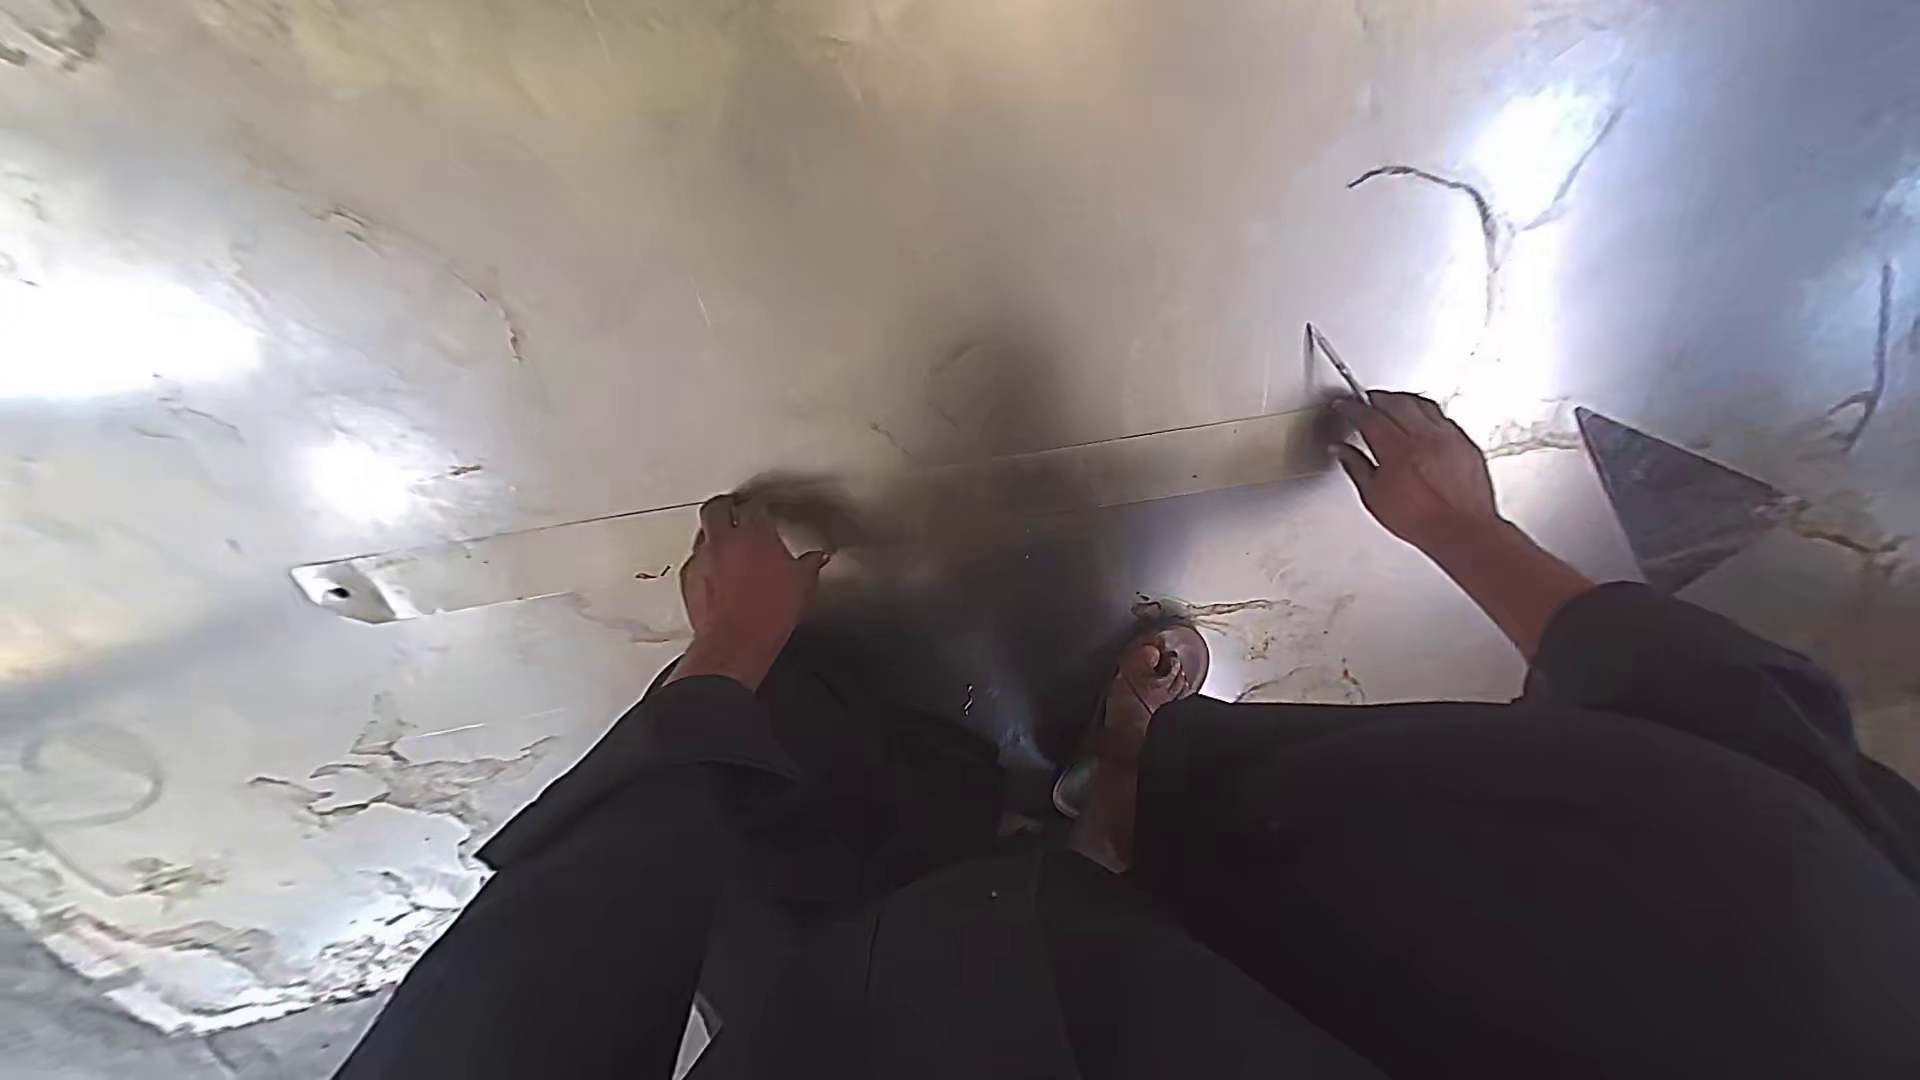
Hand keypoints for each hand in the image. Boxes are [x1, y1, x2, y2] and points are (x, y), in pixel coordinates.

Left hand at [668, 494, 829, 690]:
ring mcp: (704, 558)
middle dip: (726, 505)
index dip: (759, 507)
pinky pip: (694, 559)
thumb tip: (817, 558)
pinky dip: (704, 559)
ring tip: (724, 538)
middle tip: (734, 508)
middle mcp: (725, 541)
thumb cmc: (768, 614)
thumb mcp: (802, 585)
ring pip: (702, 532)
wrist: (736, 643)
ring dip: (713, 532)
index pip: (754, 507)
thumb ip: (809, 564)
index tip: (764, 510)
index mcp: (755, 534)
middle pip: (718, 508)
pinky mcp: (689, 579)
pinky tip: (714, 568)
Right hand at [1332, 391, 1503, 554]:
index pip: (1369, 416)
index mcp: (1398, 449)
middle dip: (1376, 397)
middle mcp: (1425, 438)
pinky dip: (1424, 413)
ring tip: (1389, 403)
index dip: (1351, 407)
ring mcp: (1449, 438)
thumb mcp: (1373, 495)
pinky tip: (1418, 420)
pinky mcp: (1465, 443)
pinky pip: (1442, 417)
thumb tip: (1340, 450)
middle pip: (1397, 402)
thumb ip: (1355, 466)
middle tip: (1363, 399)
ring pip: (1423, 404)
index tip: (1342, 405)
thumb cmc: (1420, 518)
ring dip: (1402, 400)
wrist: (1461, 529)